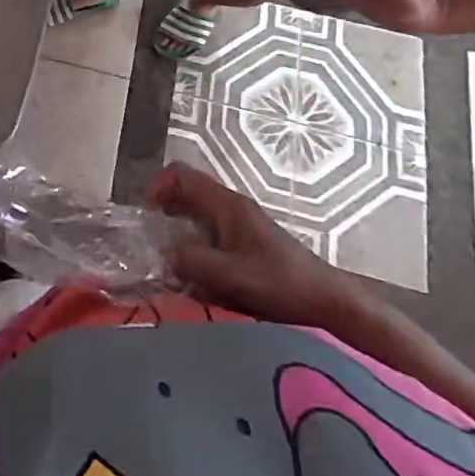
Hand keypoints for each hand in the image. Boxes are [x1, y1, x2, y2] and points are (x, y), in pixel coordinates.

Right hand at [149, 163, 368, 328]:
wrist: (327, 300)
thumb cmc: (281, 284)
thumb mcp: (232, 275)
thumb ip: (193, 261)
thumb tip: (164, 252)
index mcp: (227, 205)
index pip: (182, 175)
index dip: (158, 185)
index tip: (147, 212)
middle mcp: (231, 206)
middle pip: (187, 188)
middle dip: (164, 205)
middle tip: (151, 232)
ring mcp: (239, 221)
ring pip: (197, 208)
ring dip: (177, 222)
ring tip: (166, 249)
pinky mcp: (245, 238)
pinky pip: (208, 226)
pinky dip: (192, 236)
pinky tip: (192, 263)